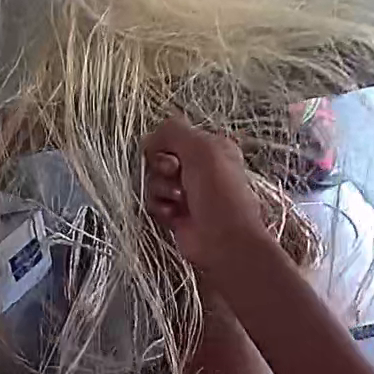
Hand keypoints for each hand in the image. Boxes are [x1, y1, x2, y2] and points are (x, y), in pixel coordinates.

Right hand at [143, 115, 276, 276]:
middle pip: (159, 159)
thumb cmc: (220, 193)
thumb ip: (174, 132)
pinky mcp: (175, 213)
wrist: (223, 240)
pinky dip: (160, 207)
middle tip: (175, 176)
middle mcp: (198, 168)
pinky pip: (154, 203)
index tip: (172, 157)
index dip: (165, 145)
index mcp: (210, 147)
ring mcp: (186, 192)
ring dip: (161, 190)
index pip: (173, 136)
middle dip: (162, 168)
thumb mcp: (202, 150)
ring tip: (179, 200)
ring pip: (154, 181)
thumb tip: (149, 137)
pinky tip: (174, 214)